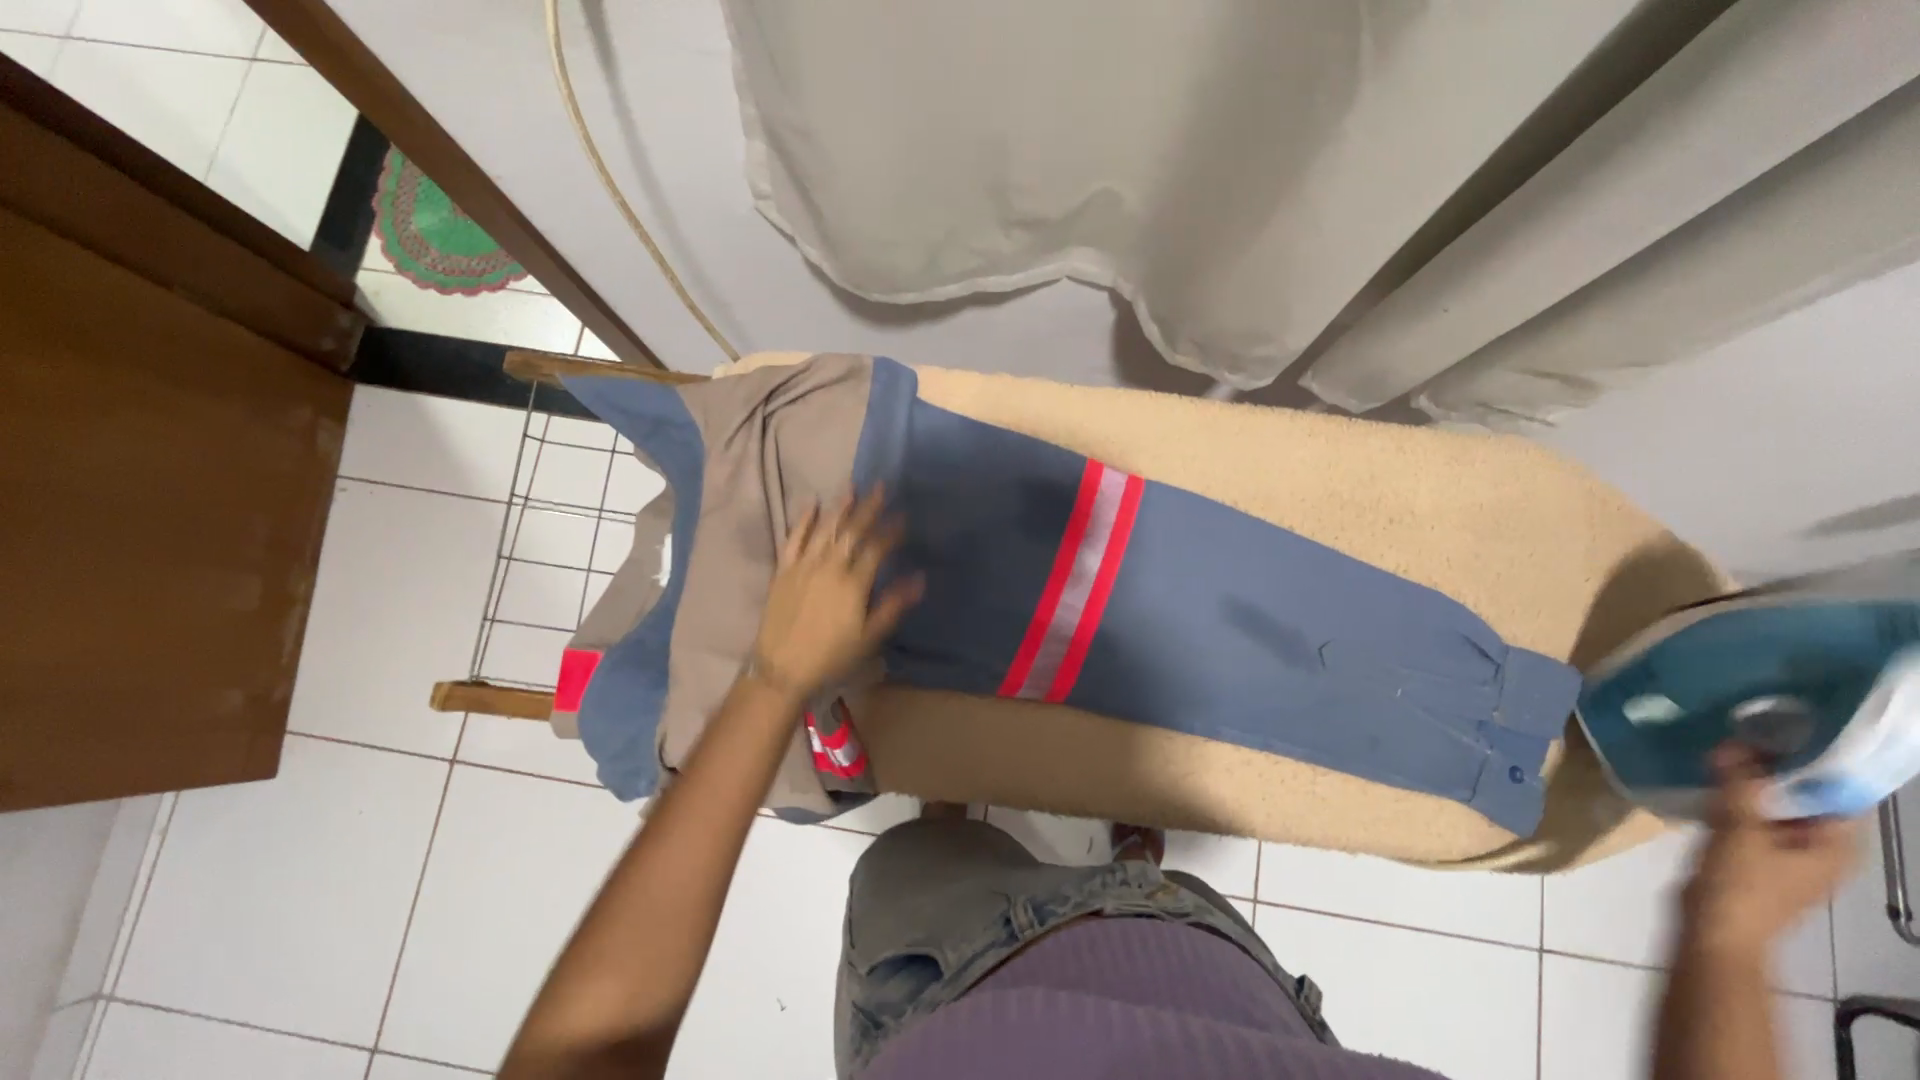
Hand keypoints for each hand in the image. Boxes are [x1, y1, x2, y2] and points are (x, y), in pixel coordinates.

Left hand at [748, 488, 921, 699]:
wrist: (782, 668)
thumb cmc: (831, 656)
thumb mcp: (869, 636)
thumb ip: (893, 604)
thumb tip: (919, 578)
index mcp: (854, 583)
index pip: (877, 548)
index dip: (891, 531)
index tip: (903, 516)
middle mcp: (829, 566)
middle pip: (852, 531)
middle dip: (869, 508)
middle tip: (881, 487)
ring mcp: (804, 566)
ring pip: (825, 529)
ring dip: (840, 507)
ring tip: (852, 488)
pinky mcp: (783, 570)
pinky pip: (795, 538)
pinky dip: (804, 520)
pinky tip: (813, 505)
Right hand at [1680, 744, 1861, 955]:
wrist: (1714, 935)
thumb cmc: (1740, 887)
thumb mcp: (1740, 831)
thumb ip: (1739, 785)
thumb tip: (1734, 742)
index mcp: (1837, 845)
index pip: (1843, 791)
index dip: (1819, 758)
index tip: (1788, 726)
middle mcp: (1822, 848)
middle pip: (1809, 797)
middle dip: (1779, 766)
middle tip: (1749, 731)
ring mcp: (1789, 855)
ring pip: (1778, 807)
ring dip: (1755, 783)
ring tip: (1726, 750)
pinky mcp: (1757, 859)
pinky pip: (1755, 819)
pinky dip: (1739, 801)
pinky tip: (1713, 783)